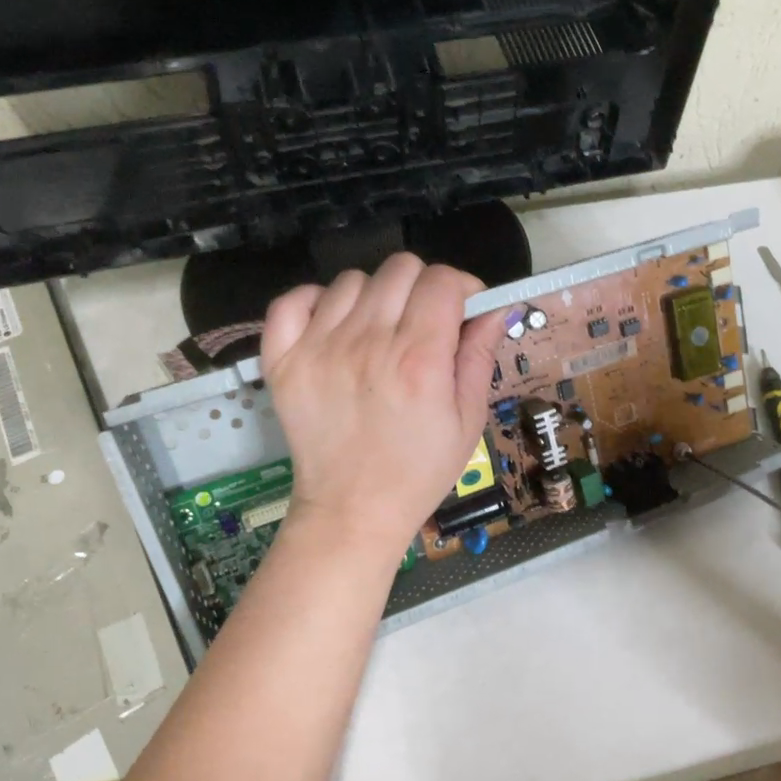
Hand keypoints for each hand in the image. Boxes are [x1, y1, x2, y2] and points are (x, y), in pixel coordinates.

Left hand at [261, 255, 508, 560]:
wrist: (352, 512)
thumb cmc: (419, 471)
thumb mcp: (468, 420)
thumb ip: (479, 357)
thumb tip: (496, 307)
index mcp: (419, 359)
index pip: (443, 281)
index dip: (462, 287)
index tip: (464, 310)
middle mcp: (368, 343)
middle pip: (400, 268)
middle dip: (423, 286)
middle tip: (424, 322)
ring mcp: (319, 348)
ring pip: (352, 280)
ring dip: (375, 297)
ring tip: (379, 332)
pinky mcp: (284, 361)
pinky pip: (292, 300)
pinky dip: (315, 302)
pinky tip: (333, 326)